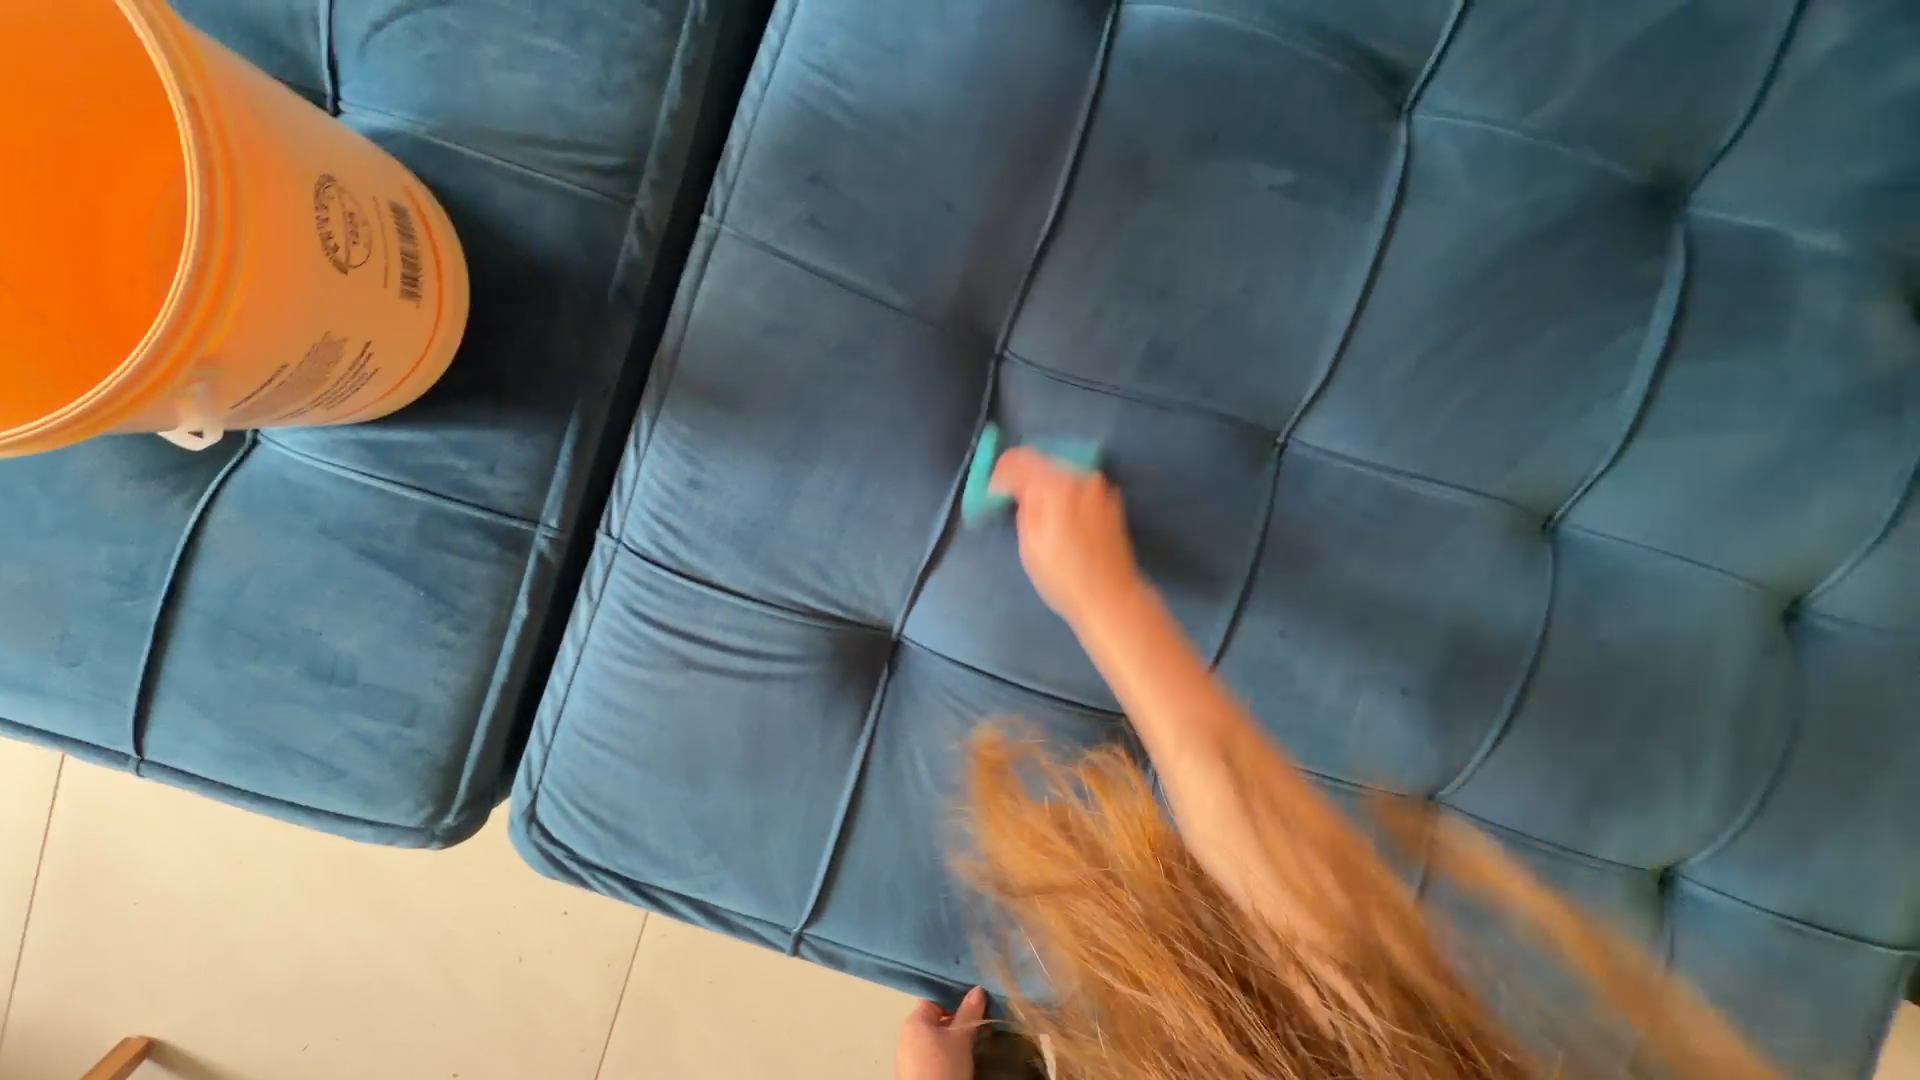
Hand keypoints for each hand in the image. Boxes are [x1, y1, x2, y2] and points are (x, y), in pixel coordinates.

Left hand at [896, 986, 986, 1079]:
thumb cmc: (944, 1067)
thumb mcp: (961, 1039)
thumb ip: (969, 1012)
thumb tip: (978, 989)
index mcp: (913, 1021)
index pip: (934, 999)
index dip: (954, 999)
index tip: (973, 1005)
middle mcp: (906, 1036)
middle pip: (934, 1019)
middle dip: (955, 1022)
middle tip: (976, 1025)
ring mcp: (906, 1057)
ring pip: (932, 1039)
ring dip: (950, 1040)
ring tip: (969, 1045)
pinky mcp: (911, 1074)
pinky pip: (928, 1056)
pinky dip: (942, 1056)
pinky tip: (956, 1063)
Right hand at [990, 448, 1142, 623]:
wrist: (1111, 596)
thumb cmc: (1063, 575)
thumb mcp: (1030, 543)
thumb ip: (1024, 505)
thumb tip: (1020, 489)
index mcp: (1056, 484)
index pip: (1020, 460)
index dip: (1002, 472)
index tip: (993, 489)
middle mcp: (1081, 477)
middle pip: (1044, 464)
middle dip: (1026, 478)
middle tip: (1012, 499)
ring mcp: (1101, 489)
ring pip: (1065, 476)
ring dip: (1048, 487)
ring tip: (1039, 512)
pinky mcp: (1113, 503)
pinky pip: (1082, 490)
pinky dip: (1068, 496)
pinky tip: (1063, 519)